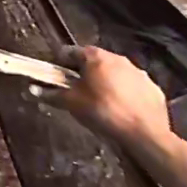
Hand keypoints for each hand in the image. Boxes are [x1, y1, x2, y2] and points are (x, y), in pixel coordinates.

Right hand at [55, 46, 173, 144]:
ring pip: (115, 73)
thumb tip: (33, 89)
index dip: (59, 63)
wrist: (145, 134)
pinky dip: (125, 94)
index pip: (70, 52)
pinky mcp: (153, 88)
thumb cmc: (103, 112)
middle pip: (94, 61)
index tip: (55, 76)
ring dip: (106, 83)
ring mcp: (138, 72)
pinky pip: (133, 87)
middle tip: (77, 91)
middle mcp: (118, 58)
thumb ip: (52, 94)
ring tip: (101, 103)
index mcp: (95, 57)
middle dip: (84, 73)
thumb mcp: (73, 104)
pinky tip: (122, 111)